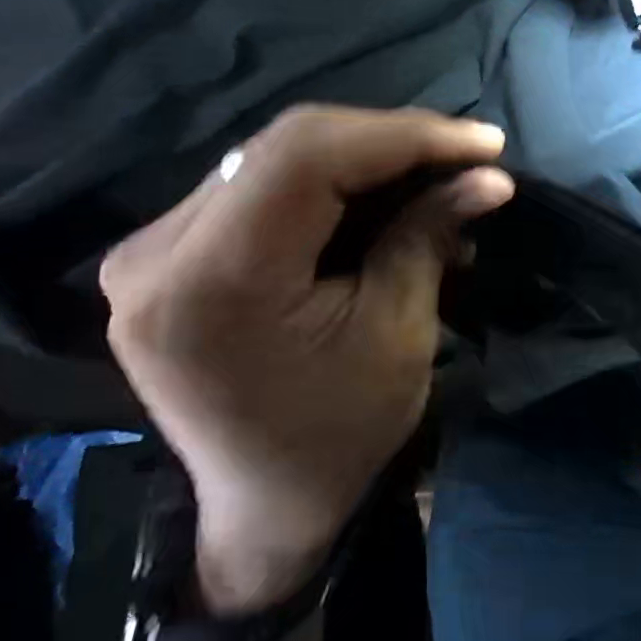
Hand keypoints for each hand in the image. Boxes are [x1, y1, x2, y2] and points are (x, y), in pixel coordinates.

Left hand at [100, 106, 512, 610]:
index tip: (484, 143)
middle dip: (392, 143)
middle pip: (287, 148)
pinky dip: (332, 188)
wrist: (268, 506)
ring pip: (275, 160)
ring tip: (438, 182)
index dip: (404, 134)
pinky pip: (260, 190)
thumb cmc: (341, 433)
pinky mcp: (166, 257)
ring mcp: (150, 252)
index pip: (306, 157)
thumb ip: (429, 235)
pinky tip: (382, 205)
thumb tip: (490, 176)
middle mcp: (158, 253)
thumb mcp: (399, 332)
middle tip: (467, 158)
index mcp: (213, 282)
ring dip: (366, 163)